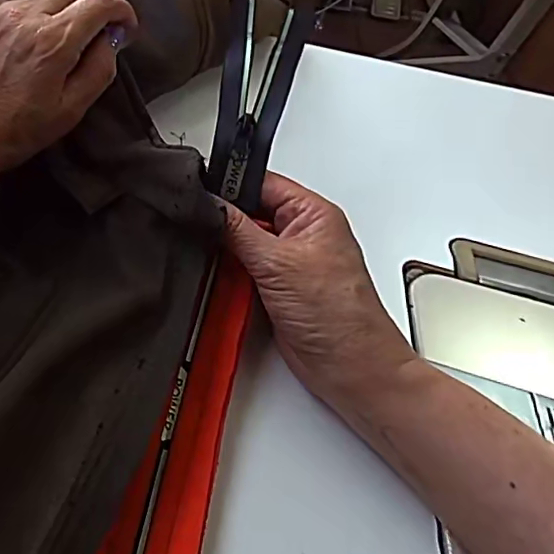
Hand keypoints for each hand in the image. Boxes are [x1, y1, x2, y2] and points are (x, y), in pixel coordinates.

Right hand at [218, 173, 416, 403]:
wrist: (348, 369)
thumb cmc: (342, 317)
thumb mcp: (280, 264)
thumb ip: (239, 231)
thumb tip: (212, 206)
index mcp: (313, 215)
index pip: (264, 184)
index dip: (233, 185)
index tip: (204, 193)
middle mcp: (301, 235)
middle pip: (249, 214)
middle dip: (228, 224)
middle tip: (210, 232)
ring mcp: (287, 264)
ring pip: (241, 246)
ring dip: (228, 256)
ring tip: (224, 265)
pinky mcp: (274, 290)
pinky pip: (241, 274)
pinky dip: (229, 280)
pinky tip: (226, 285)